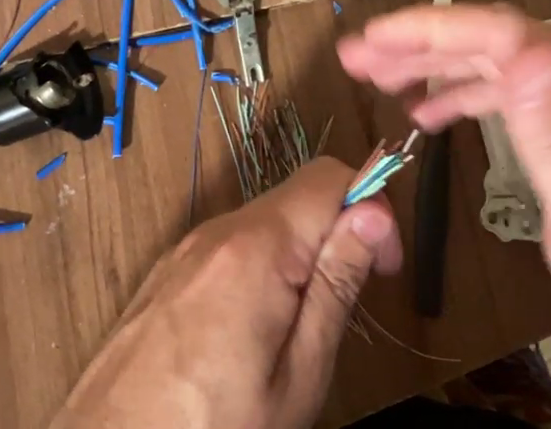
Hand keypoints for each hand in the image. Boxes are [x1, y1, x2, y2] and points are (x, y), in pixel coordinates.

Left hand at [55, 158, 401, 428]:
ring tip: (302, 326)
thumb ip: (336, 285)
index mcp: (257, 246)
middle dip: (337, 232)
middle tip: (348, 302)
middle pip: (298, 197)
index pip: (331, 175)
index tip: (385, 268)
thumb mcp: (297, 375)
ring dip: (301, 252)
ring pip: (266, 222)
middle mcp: (218, 231)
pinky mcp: (165, 275)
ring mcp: (185, 251)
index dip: (372, 207)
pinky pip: (231, 248)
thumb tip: (373, 212)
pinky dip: (262, 267)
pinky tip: (254, 329)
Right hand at [337, 4, 550, 371]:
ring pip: (497, 65)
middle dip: (422, 39)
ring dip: (436, 63)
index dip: (434, 29)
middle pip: (494, 40)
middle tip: (359, 53)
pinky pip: (510, 97)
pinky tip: (430, 112)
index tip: (375, 40)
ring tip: (379, 75)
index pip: (502, 35)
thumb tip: (525, 51)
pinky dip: (464, 96)